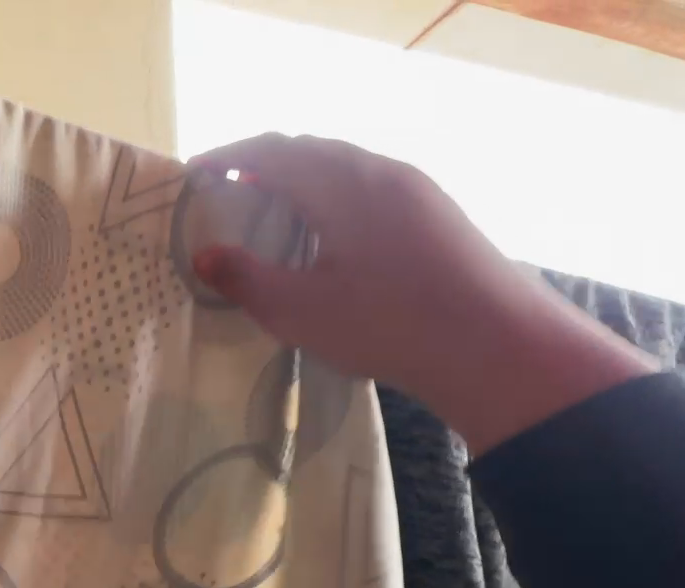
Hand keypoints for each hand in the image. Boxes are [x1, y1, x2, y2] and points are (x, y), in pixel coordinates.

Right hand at [189, 133, 650, 452]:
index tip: (193, 173)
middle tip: (227, 191)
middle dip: (260, 163)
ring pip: (342, 164)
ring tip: (270, 210)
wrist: (491, 342)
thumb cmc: (384, 323)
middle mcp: (379, 170)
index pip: (271, 151)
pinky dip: (329, 193)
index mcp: (341, 184)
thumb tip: (203, 255)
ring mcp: (413, 187)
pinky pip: (367, 183)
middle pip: (308, 148)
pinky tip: (324, 231)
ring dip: (298, 177)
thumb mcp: (298, 310)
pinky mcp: (433, 210)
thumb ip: (244, 279)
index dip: (227, 157)